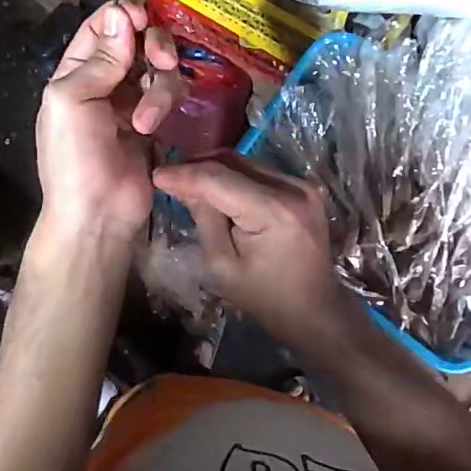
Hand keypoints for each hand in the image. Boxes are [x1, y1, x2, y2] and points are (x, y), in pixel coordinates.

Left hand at [35, 0, 185, 241]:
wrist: (97, 213)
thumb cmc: (73, 158)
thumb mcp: (72, 101)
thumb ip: (100, 58)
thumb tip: (121, 12)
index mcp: (75, 71)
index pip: (102, 25)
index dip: (123, 15)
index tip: (143, 19)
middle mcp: (104, 80)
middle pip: (138, 40)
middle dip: (153, 46)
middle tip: (162, 61)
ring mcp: (131, 101)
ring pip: (158, 68)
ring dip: (159, 88)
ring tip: (145, 121)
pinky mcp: (155, 120)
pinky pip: (170, 93)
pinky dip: (165, 104)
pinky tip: (151, 128)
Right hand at [152, 155, 370, 359]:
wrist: (314, 309)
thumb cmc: (264, 297)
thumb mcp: (221, 265)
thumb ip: (203, 218)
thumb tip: (180, 183)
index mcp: (273, 211)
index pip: (218, 178)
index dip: (183, 174)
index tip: (155, 175)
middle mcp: (292, 188)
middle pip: (232, 161)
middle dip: (196, 166)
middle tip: (168, 178)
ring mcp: (302, 184)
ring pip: (244, 161)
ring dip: (214, 169)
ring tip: (188, 183)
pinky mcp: (303, 187)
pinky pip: (259, 170)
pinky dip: (233, 175)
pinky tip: (216, 190)